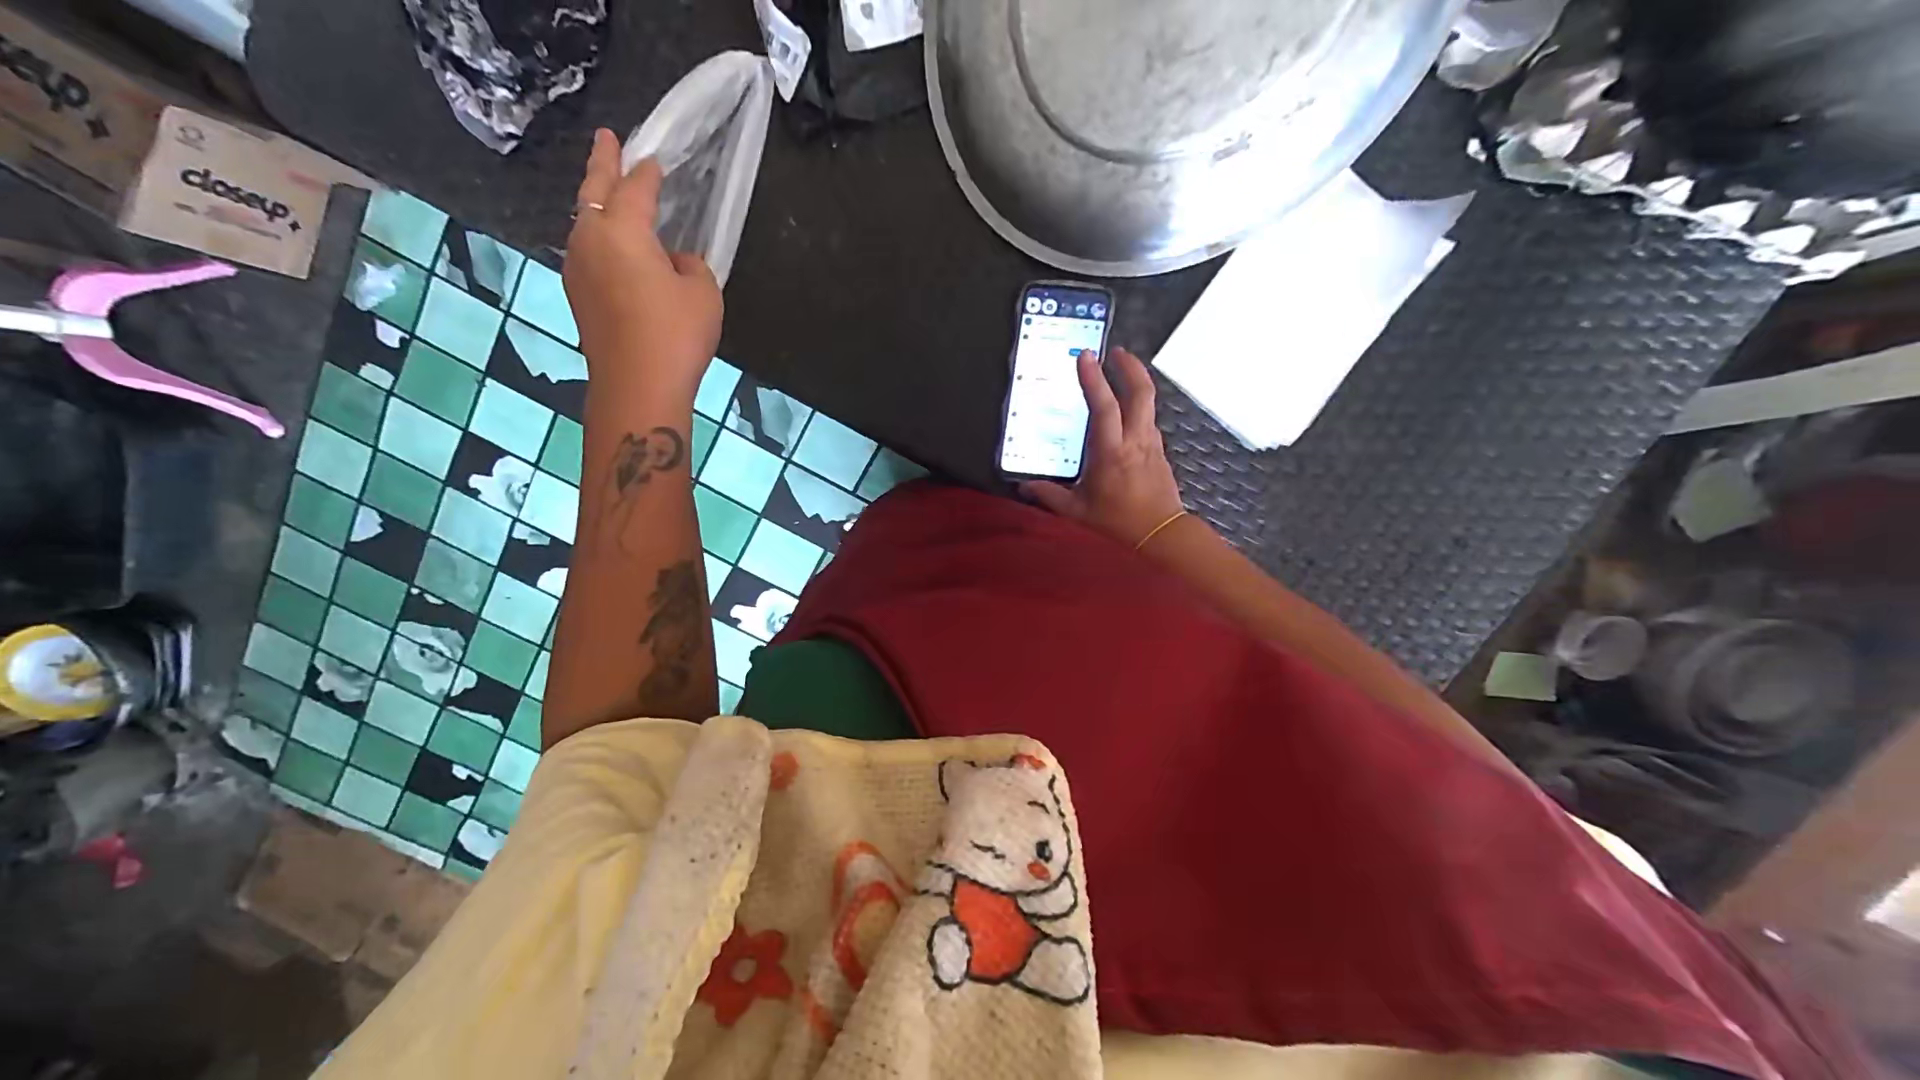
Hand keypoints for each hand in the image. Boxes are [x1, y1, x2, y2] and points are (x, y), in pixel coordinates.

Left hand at [564, 128, 722, 402]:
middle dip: (602, 164)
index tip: (654, 159)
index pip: (636, 188)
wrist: (637, 386)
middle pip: (594, 192)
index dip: (648, 172)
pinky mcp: (578, 297)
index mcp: (623, 230)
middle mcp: (591, 240)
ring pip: (586, 222)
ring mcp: (578, 269)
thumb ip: (691, 266)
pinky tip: (616, 248)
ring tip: (610, 193)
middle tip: (606, 140)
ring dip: (598, 204)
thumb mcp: (703, 293)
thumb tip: (674, 262)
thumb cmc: (675, 334)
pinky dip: (600, 238)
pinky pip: (588, 252)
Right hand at [1022, 348, 1187, 547]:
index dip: (1094, 378)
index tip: (1086, 357)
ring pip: (1148, 403)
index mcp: (1112, 452)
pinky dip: (1138, 407)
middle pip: (1141, 391)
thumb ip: (1049, 495)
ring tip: (1120, 374)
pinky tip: (1125, 414)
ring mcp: (1151, 444)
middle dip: (1129, 366)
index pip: (1105, 406)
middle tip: (1114, 351)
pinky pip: (1148, 420)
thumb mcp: (1077, 511)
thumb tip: (1025, 486)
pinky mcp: (1158, 451)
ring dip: (1135, 383)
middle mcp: (1135, 441)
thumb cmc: (1119, 522)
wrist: (1161, 534)